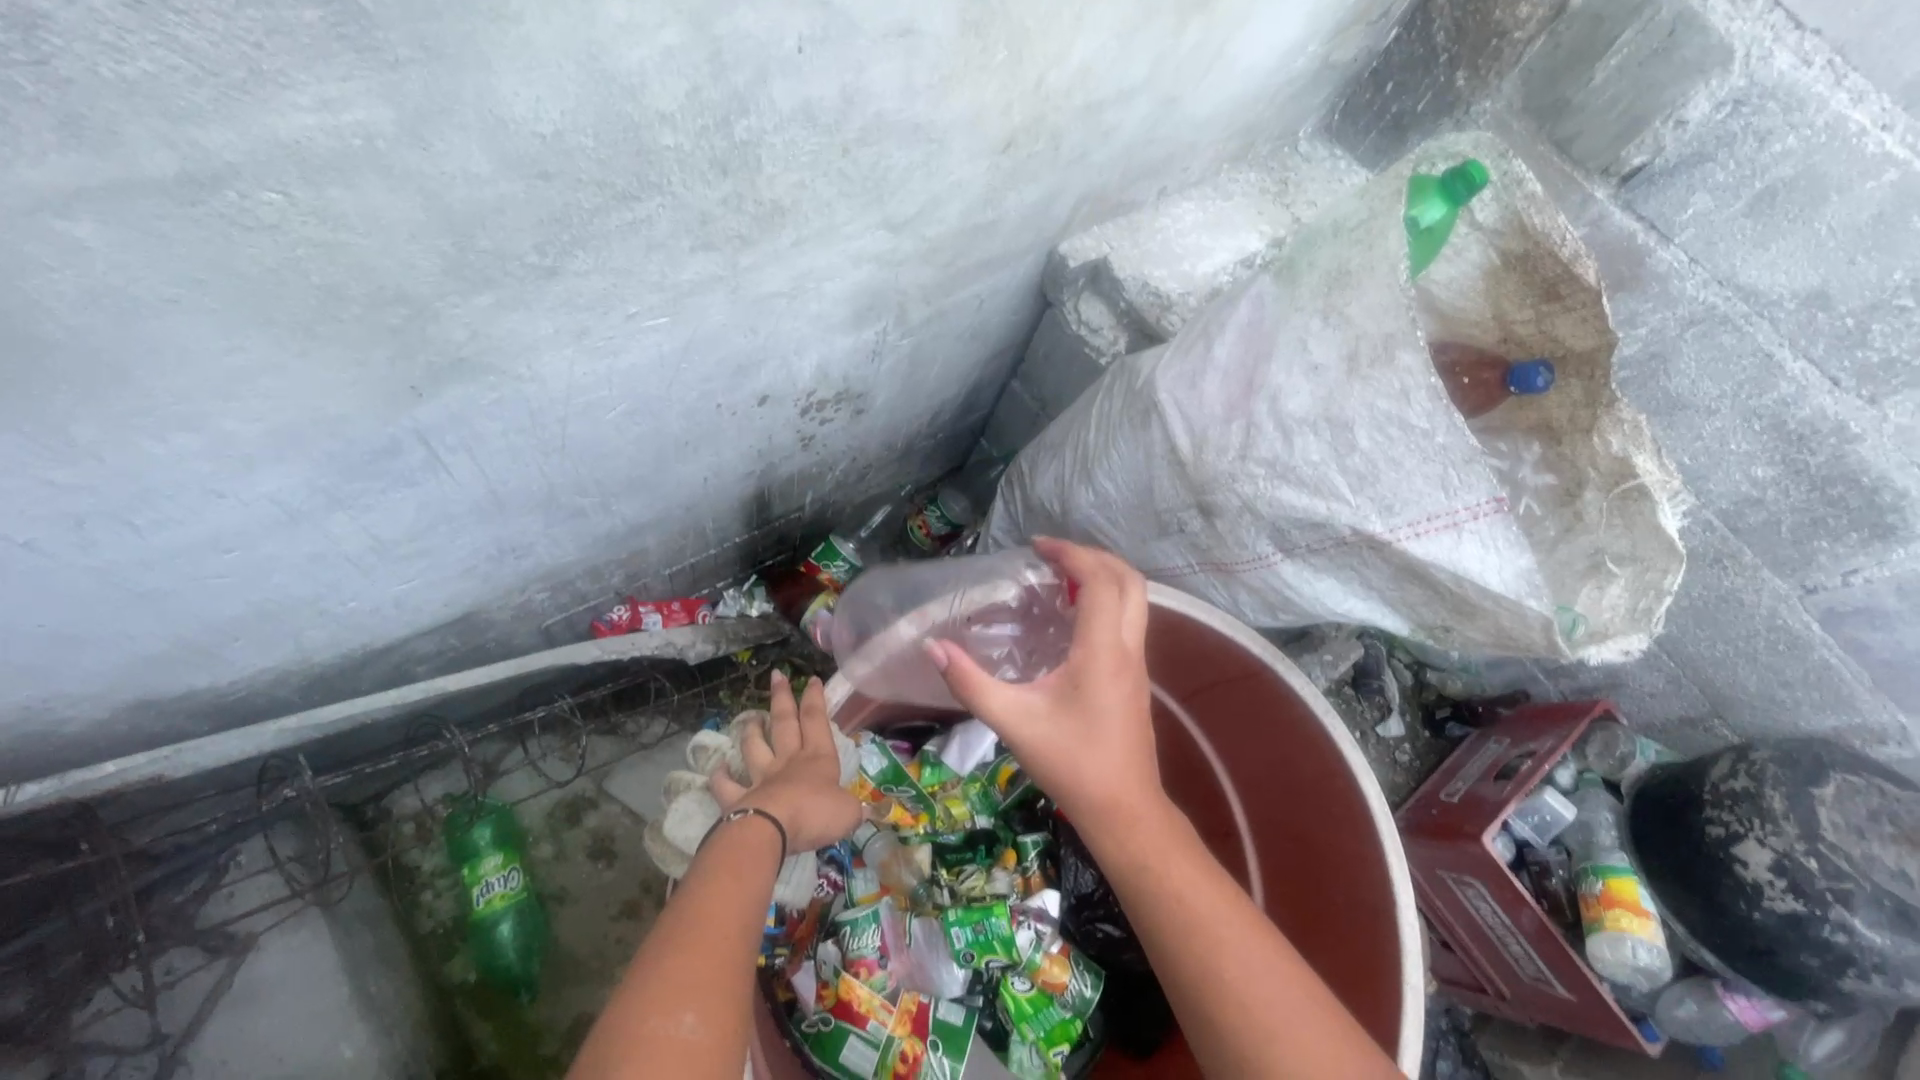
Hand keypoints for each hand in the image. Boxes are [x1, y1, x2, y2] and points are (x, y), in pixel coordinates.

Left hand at [710, 670, 862, 851]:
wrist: (772, 830)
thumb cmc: (815, 815)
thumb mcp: (848, 813)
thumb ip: (854, 808)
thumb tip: (865, 811)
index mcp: (818, 760)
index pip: (817, 721)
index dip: (815, 699)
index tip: (811, 679)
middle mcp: (787, 762)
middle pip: (784, 723)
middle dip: (782, 698)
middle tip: (777, 675)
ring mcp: (761, 778)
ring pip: (754, 747)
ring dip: (752, 730)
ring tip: (751, 717)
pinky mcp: (738, 799)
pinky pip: (726, 785)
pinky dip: (720, 776)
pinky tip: (718, 769)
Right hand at [924, 537, 1162, 824]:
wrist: (1124, 808)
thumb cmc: (1071, 763)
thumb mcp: (1013, 722)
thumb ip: (971, 683)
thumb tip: (933, 648)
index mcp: (1102, 650)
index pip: (1100, 580)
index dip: (1072, 554)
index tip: (1038, 547)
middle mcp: (1128, 648)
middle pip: (1129, 580)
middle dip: (1094, 557)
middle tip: (1052, 557)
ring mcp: (1138, 663)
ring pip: (1136, 600)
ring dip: (1104, 578)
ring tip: (1060, 580)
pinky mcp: (1136, 678)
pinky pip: (1129, 621)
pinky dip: (1107, 603)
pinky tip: (1072, 621)